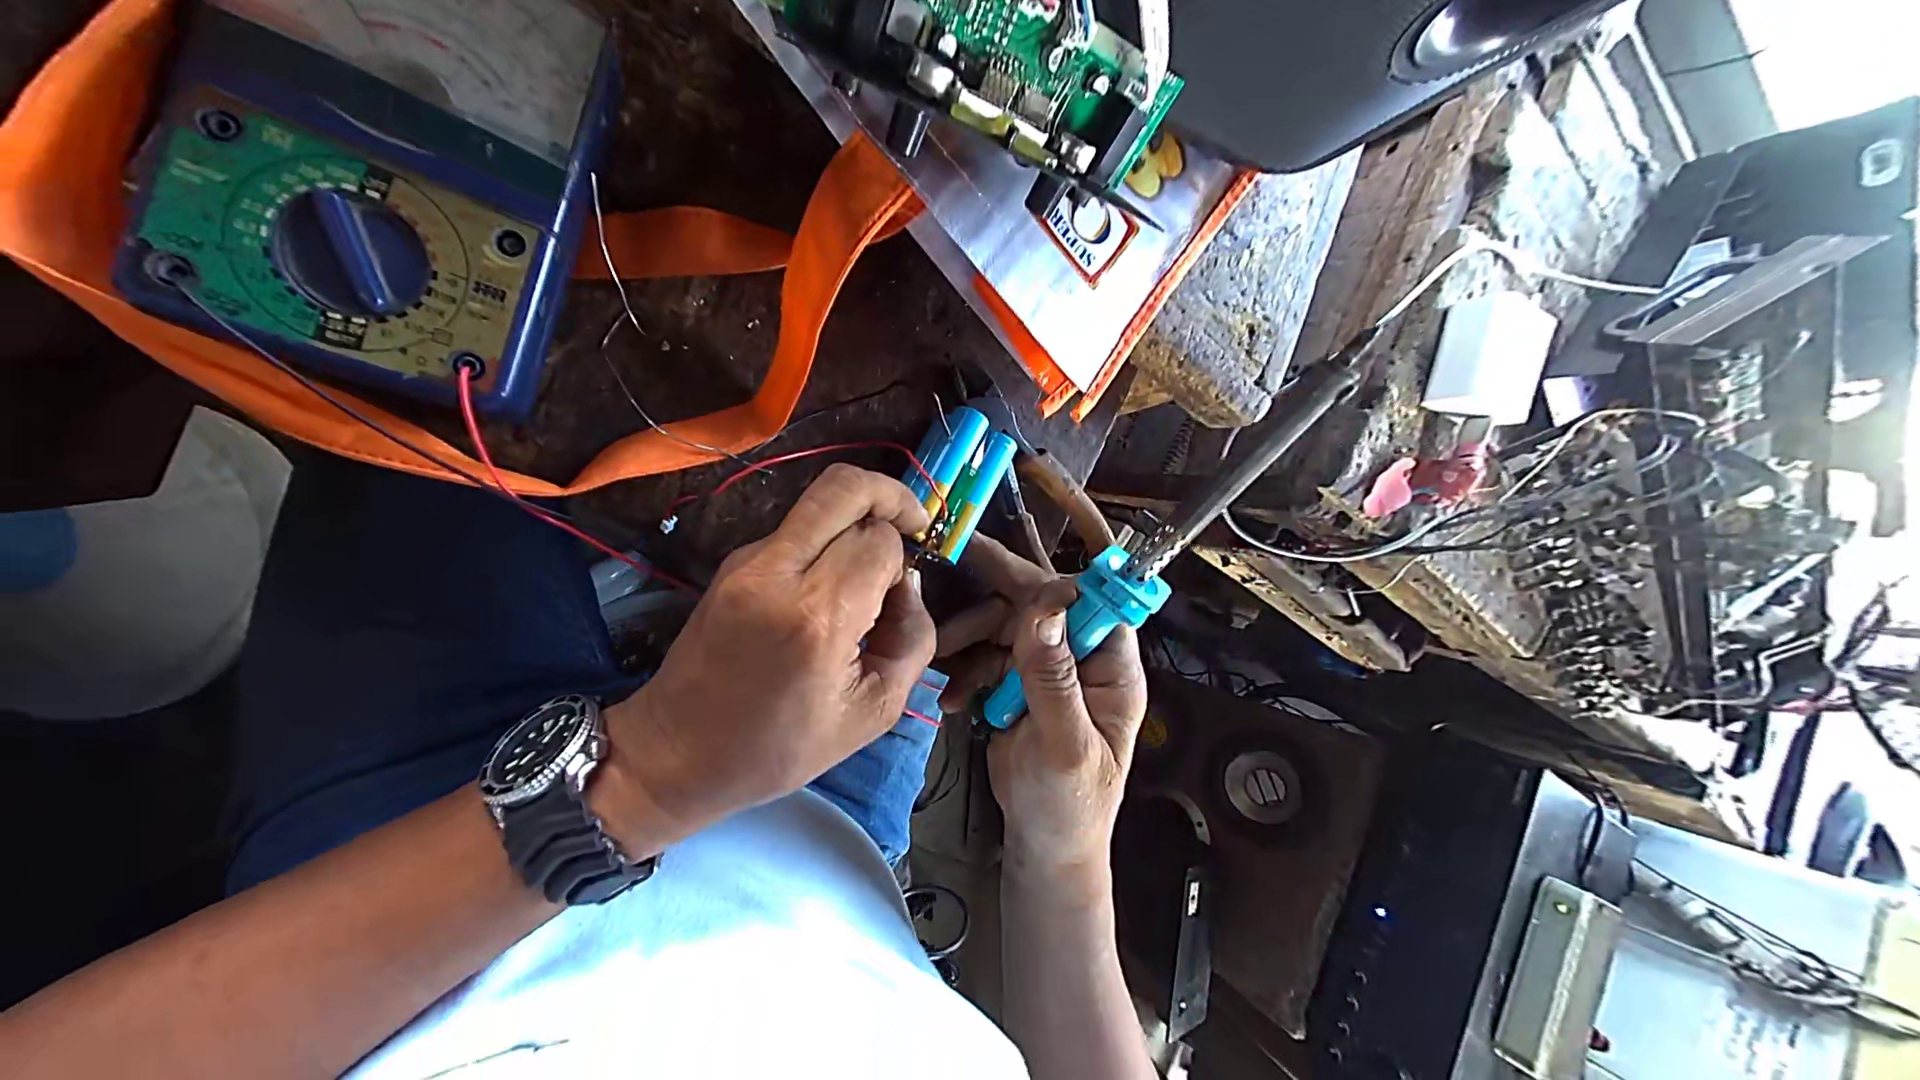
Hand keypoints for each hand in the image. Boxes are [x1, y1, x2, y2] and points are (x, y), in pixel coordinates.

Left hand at [593, 465, 937, 856]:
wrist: (676, 752)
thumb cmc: (780, 747)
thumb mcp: (874, 712)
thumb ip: (913, 638)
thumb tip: (907, 581)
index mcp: (817, 617)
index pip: (879, 540)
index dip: (902, 560)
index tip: (897, 598)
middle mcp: (777, 573)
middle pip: (846, 487)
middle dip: (890, 496)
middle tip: (910, 524)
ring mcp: (747, 561)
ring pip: (821, 502)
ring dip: (856, 520)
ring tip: (865, 571)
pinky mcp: (733, 562)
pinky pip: (797, 529)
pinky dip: (827, 541)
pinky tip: (827, 589)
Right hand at [936, 538, 1148, 880]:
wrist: (1043, 842)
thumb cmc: (1070, 804)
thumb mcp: (1064, 745)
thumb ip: (1053, 679)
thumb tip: (1044, 608)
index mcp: (1111, 666)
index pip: (1089, 603)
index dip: (1048, 582)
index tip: (998, 561)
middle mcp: (1082, 656)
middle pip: (1039, 606)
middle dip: (994, 600)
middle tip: (951, 565)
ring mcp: (1048, 668)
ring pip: (1005, 626)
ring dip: (969, 638)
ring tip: (941, 660)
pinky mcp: (1018, 683)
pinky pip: (987, 656)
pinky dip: (965, 670)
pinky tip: (951, 698)